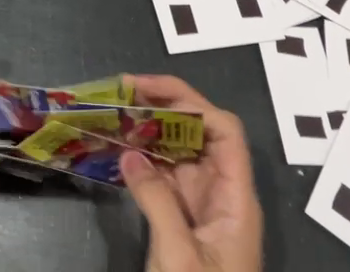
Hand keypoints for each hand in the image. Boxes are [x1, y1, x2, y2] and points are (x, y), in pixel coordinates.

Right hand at [120, 75, 263, 271]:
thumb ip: (157, 201)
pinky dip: (143, 161)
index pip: (224, 132)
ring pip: (180, 156)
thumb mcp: (179, 258)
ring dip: (149, 132)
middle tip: (121, 95)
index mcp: (236, 200)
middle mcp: (223, 197)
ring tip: (113, 116)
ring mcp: (202, 212)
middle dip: (164, 109)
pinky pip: (165, 180)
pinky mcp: (182, 226)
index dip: (190, 104)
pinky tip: (117, 153)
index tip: (146, 93)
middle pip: (201, 137)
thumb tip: (131, 153)